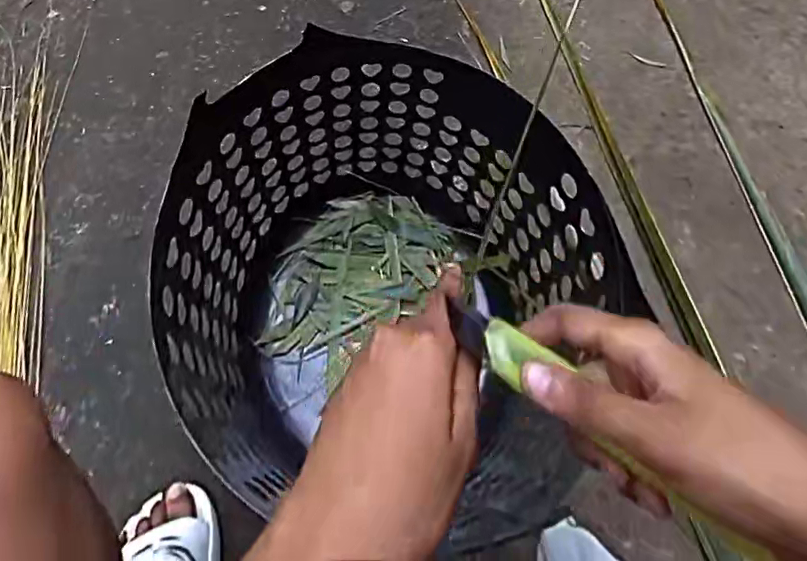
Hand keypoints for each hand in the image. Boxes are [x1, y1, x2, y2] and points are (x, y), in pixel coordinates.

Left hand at [249, 267, 478, 560]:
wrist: (336, 527)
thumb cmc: (414, 488)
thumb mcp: (462, 439)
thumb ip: (468, 378)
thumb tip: (469, 340)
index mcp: (423, 345)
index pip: (443, 298)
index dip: (455, 291)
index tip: (462, 280)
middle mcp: (388, 338)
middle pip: (424, 329)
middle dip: (439, 349)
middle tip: (453, 395)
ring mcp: (360, 359)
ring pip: (401, 350)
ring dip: (415, 369)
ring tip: (425, 420)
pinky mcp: (342, 381)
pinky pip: (380, 368)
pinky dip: (393, 383)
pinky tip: (397, 425)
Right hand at [519, 305, 806, 560]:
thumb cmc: (733, 461)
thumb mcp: (650, 437)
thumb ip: (582, 404)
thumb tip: (521, 367)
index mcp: (637, 344)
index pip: (565, 320)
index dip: (530, 336)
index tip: (503, 371)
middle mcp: (643, 364)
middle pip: (580, 378)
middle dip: (585, 425)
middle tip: (608, 460)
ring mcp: (660, 400)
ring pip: (603, 419)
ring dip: (613, 457)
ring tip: (647, 487)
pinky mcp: (676, 434)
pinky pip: (631, 444)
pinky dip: (637, 472)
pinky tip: (664, 497)